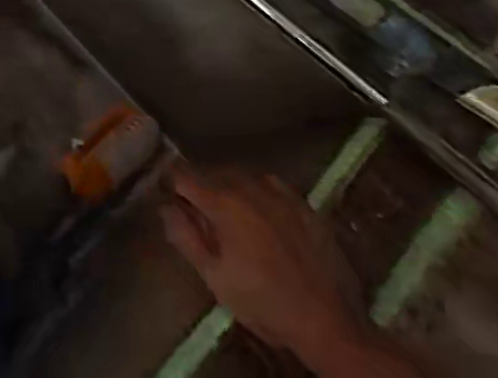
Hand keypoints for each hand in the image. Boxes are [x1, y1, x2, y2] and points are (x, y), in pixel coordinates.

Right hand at [161, 166, 370, 358]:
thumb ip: (185, 237)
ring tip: (228, 212)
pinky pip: (271, 185)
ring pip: (241, 176)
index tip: (168, 197)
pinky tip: (261, 212)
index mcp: (222, 203)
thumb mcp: (215, 277)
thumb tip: (165, 207)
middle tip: (196, 211)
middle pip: (211, 172)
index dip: (171, 184)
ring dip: (227, 187)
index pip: (182, 175)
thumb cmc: (265, 303)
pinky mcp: (304, 205)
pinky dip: (258, 191)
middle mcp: (248, 187)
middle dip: (199, 186)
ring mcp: (280, 194)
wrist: (331, 325)